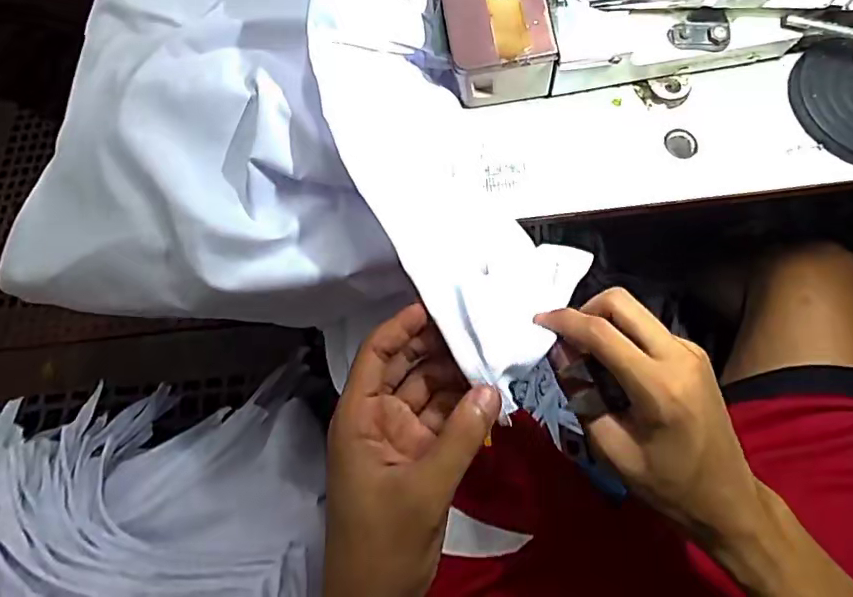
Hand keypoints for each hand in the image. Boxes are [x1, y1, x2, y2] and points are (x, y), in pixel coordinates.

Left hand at [325, 303, 500, 596]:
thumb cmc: (382, 545)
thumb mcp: (422, 490)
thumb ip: (460, 437)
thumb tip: (492, 389)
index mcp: (360, 416)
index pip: (376, 354)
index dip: (402, 326)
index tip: (436, 306)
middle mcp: (378, 417)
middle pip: (406, 366)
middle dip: (437, 346)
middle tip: (476, 324)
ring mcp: (400, 436)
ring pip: (428, 389)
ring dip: (456, 374)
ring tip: (490, 352)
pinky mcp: (420, 455)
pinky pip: (443, 417)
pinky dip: (464, 404)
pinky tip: (489, 390)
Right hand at [534, 288, 765, 545]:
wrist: (730, 500)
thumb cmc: (671, 486)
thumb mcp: (615, 453)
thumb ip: (582, 398)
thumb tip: (560, 354)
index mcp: (658, 386)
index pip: (602, 333)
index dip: (565, 321)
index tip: (540, 322)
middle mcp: (677, 355)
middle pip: (620, 301)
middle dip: (585, 309)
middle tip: (564, 335)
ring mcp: (689, 349)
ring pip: (635, 310)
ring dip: (603, 320)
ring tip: (586, 352)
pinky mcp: (694, 351)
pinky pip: (648, 327)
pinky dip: (623, 334)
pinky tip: (615, 364)